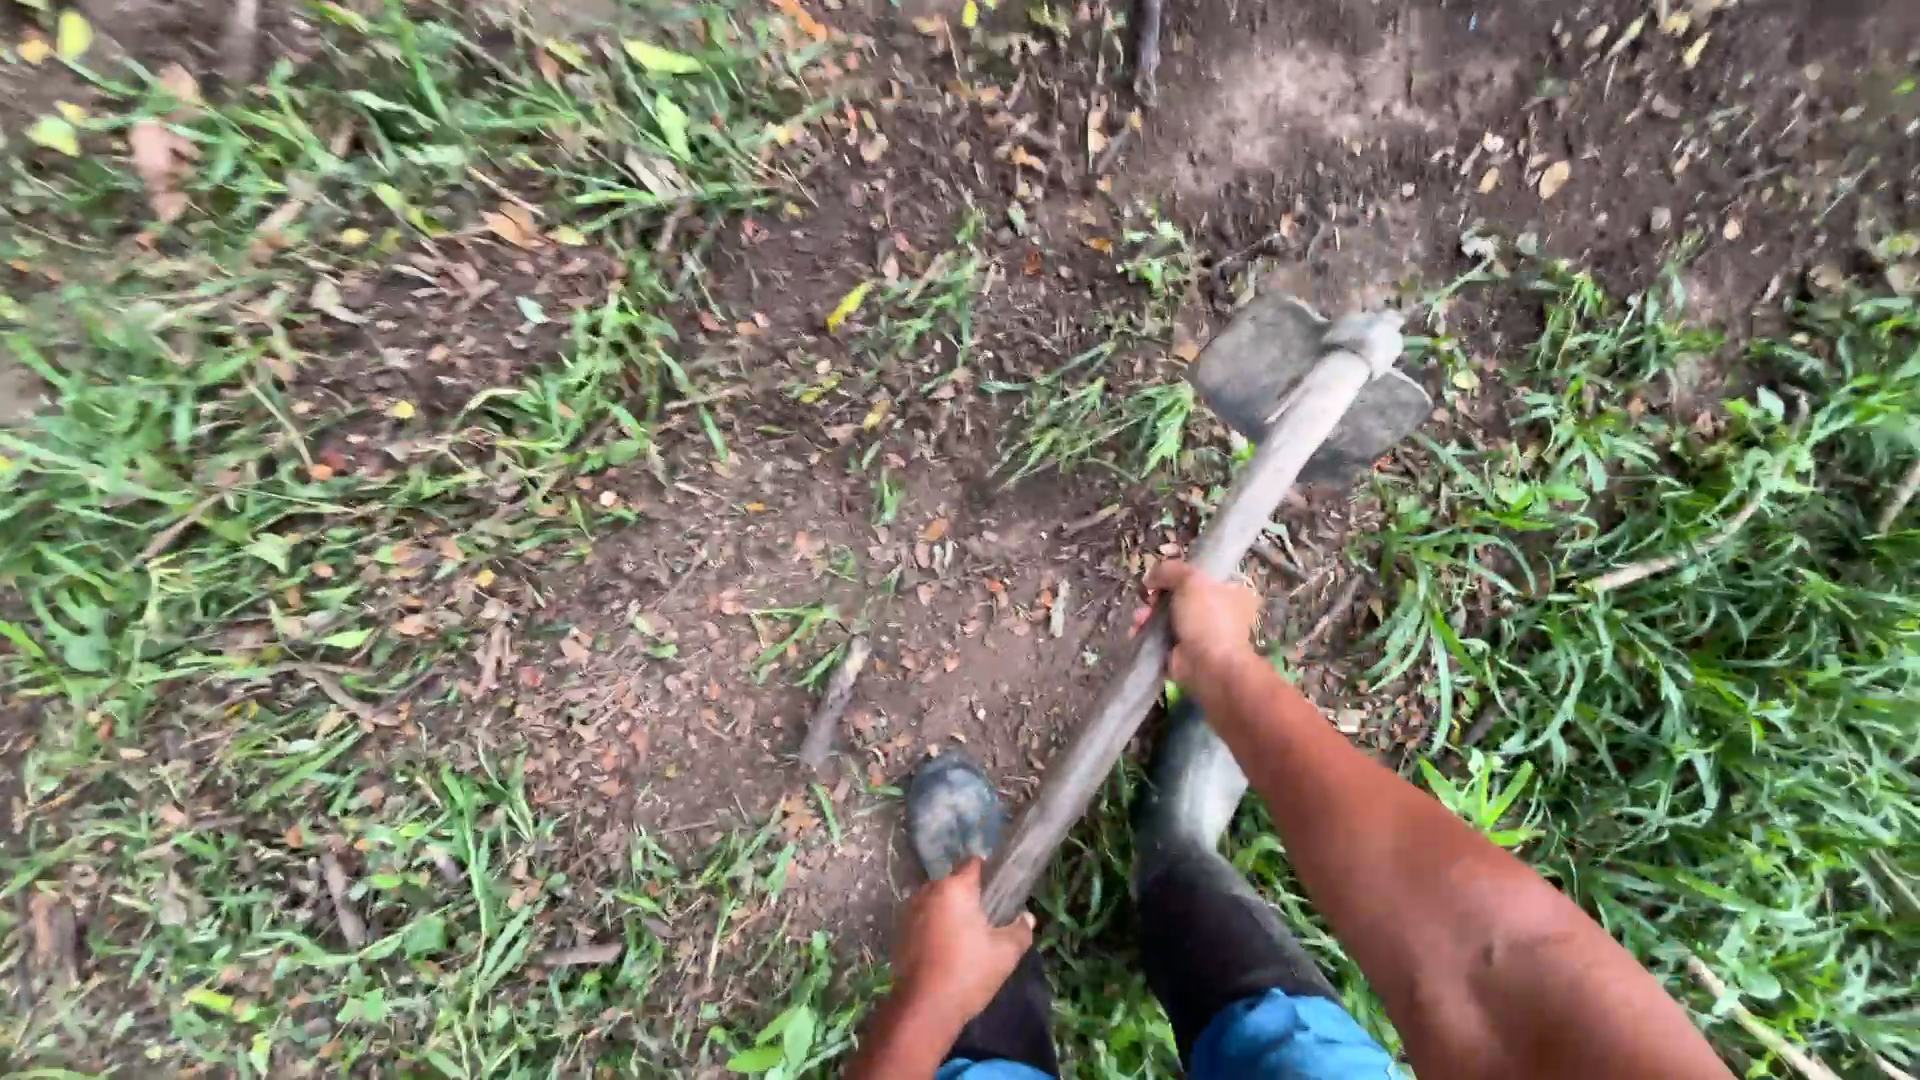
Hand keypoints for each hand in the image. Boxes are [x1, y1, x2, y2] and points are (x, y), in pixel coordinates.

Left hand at [891, 859, 1034, 1024]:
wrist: (924, 1007)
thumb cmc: (968, 972)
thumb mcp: (1005, 954)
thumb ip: (1020, 931)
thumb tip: (1027, 917)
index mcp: (955, 888)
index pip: (972, 864)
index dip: (986, 871)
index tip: (996, 889)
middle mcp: (929, 891)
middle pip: (952, 883)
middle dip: (966, 896)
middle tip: (983, 919)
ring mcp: (910, 911)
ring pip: (935, 901)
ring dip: (947, 911)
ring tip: (962, 937)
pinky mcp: (899, 931)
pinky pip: (922, 919)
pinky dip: (932, 927)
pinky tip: (943, 950)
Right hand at [1139, 559, 1260, 684]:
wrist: (1209, 665)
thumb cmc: (1207, 617)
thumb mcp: (1191, 580)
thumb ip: (1170, 570)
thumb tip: (1150, 578)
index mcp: (1230, 593)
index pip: (1202, 577)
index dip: (1179, 575)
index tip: (1162, 579)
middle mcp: (1217, 612)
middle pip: (1178, 596)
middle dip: (1157, 598)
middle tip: (1149, 600)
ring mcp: (1199, 634)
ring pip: (1165, 617)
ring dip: (1148, 616)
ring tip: (1140, 620)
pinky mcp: (1181, 652)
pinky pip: (1158, 637)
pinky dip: (1145, 633)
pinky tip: (1137, 632)